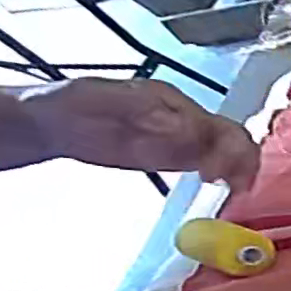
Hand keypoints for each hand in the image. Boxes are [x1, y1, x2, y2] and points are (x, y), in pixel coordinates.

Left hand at [17, 79, 258, 192]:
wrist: (48, 122)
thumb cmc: (70, 105)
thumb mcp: (102, 100)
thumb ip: (142, 111)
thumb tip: (186, 130)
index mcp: (173, 102)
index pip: (215, 124)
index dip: (223, 149)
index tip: (212, 174)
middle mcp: (186, 118)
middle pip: (232, 137)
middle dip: (242, 159)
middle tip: (236, 186)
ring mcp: (182, 139)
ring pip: (229, 151)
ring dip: (240, 169)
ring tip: (237, 190)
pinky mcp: (174, 157)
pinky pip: (213, 163)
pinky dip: (227, 176)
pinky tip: (226, 189)